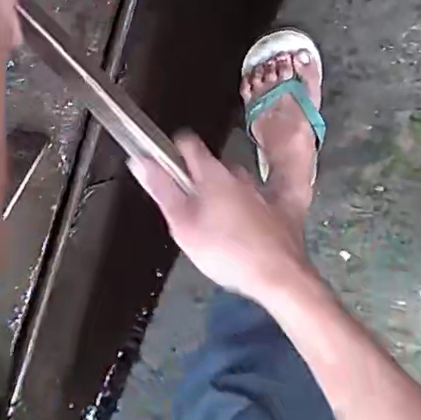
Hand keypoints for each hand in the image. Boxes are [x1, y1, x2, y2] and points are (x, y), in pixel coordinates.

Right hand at [130, 134, 316, 305]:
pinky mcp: (279, 208)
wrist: (280, 277)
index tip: (166, 165)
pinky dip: (243, 209)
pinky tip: (241, 232)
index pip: (187, 142)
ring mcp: (260, 190)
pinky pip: (253, 200)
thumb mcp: (182, 224)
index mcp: (211, 172)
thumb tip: (141, 160)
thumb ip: (161, 189)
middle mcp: (237, 174)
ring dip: (221, 196)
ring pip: (232, 184)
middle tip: (187, 210)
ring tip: (214, 227)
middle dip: (196, 181)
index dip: (172, 150)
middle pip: (209, 166)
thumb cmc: (227, 251)